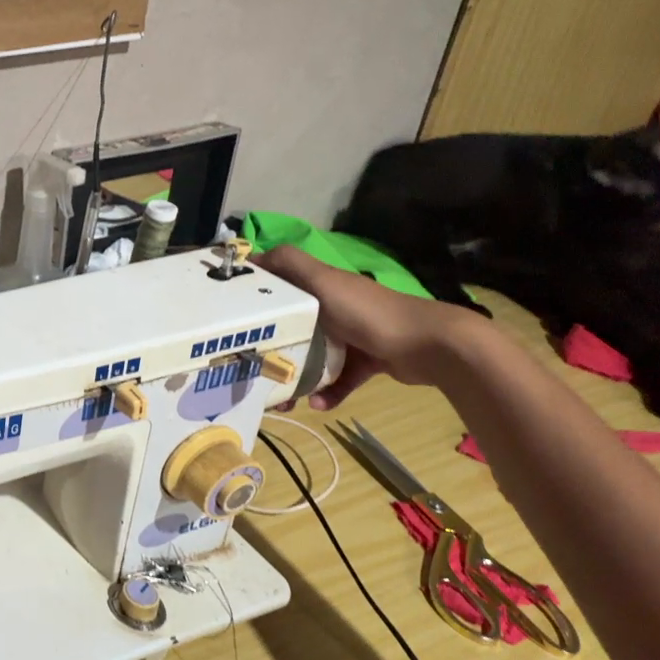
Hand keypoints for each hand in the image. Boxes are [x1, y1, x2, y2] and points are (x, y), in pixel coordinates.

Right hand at [257, 245, 492, 409]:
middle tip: (251, 368)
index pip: (279, 287)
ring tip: (284, 399)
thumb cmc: (367, 312)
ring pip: (312, 357)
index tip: (229, 316)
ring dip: (297, 378)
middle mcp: (332, 307)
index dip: (254, 299)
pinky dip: (328, 392)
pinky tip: (318, 404)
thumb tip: (251, 255)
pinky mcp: (366, 360)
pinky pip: (338, 378)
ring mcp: (351, 335)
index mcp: (319, 286)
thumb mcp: (323, 282)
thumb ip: (289, 264)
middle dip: (271, 349)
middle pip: (291, 327)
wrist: (430, 345)